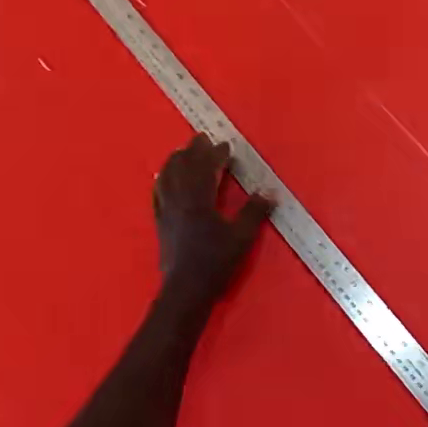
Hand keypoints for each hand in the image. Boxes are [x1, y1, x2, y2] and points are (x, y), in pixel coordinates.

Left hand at [153, 135, 272, 301]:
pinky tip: (162, 178)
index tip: (226, 146)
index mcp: (199, 199)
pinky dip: (162, 179)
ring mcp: (166, 210)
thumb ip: (254, 212)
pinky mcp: (160, 222)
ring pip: (167, 176)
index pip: (206, 168)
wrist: (186, 288)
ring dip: (176, 160)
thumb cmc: (216, 262)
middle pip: (183, 166)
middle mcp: (179, 199)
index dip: (216, 154)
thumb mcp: (242, 237)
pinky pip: (158, 192)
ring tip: (182, 152)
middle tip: (203, 138)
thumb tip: (269, 192)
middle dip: (194, 150)